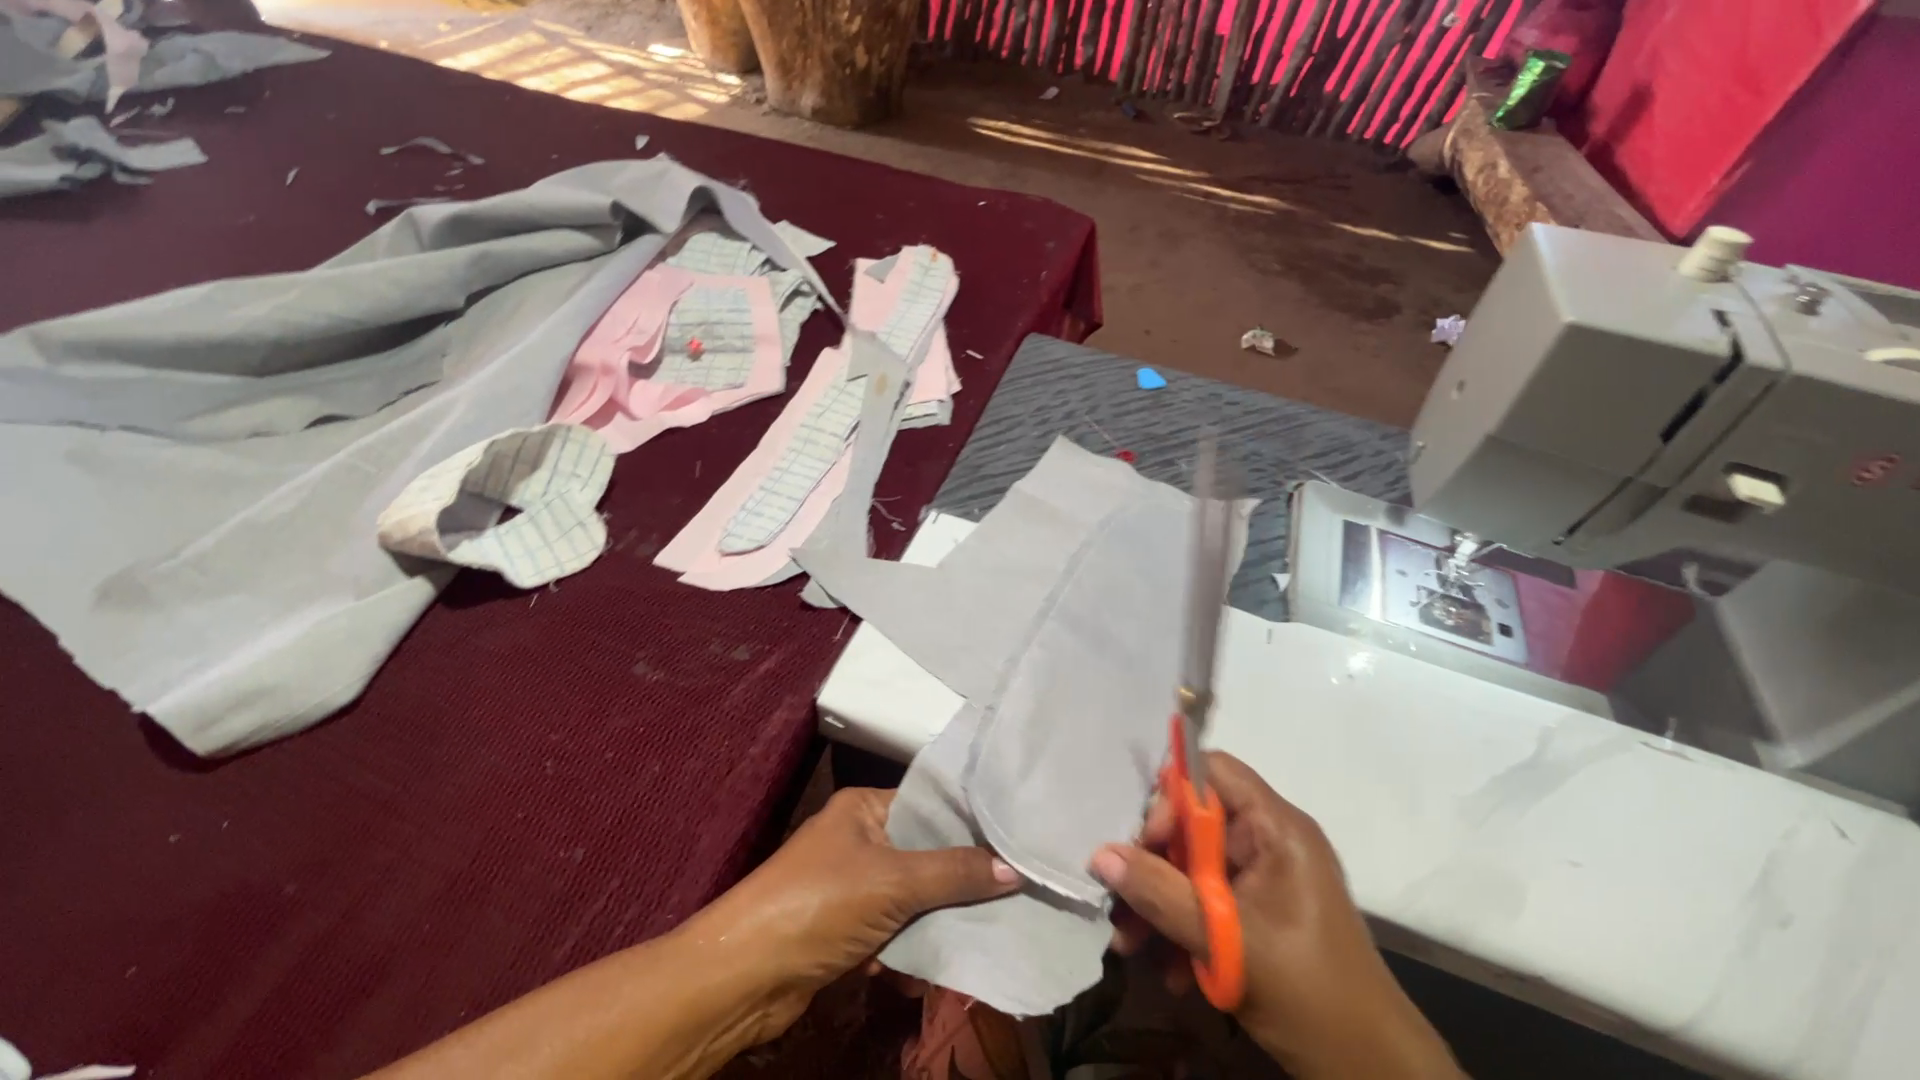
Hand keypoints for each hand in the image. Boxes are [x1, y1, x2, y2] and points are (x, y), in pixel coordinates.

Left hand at [689, 788, 1019, 1036]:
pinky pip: (896, 933)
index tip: (1021, 837)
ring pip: (916, 900)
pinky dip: (913, 951)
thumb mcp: (892, 881)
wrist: (743, 976)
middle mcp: (861, 841)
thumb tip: (1015, 870)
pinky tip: (935, 968)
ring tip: (987, 934)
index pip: (931, 804)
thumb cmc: (817, 905)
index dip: (974, 821)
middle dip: (964, 881)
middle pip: (928, 855)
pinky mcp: (848, 931)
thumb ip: (955, 873)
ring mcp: (853, 888)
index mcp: (865, 810)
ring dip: (940, 923)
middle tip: (1018, 892)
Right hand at [1090, 753, 1460, 1079]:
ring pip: (1193, 868)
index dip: (1171, 798)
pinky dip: (1182, 928)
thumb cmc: (1306, 991)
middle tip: (1119, 905)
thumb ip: (1159, 893)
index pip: (1212, 772)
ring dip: (1158, 904)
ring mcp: (1265, 879)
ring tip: (1129, 946)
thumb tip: (1099, 856)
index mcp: (1276, 829)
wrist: (1369, 1067)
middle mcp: (1270, 842)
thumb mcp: (1224, 940)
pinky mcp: (1259, 914)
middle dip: (1152, 865)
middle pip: (1193, 824)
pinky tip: (1167, 971)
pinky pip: (1208, 901)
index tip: (1146, 844)